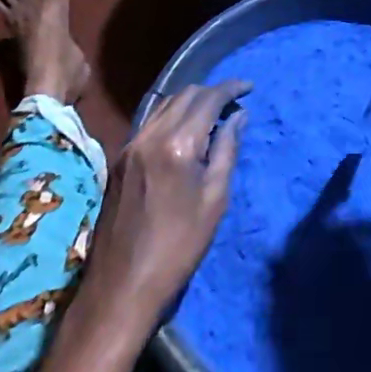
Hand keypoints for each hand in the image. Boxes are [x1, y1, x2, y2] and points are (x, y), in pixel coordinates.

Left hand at [75, 80, 250, 330]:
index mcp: (177, 143)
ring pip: (165, 105)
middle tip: (234, 103)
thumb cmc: (179, 246)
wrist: (123, 285)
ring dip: (191, 101)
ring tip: (213, 114)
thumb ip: (227, 149)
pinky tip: (185, 131)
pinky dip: (172, 115)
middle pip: (185, 95)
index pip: (208, 99)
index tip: (250, 87)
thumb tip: (239, 116)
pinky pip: (151, 121)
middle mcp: (150, 135)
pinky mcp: (120, 158)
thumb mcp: (215, 199)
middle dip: (212, 92)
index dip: (231, 88)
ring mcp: (131, 145)